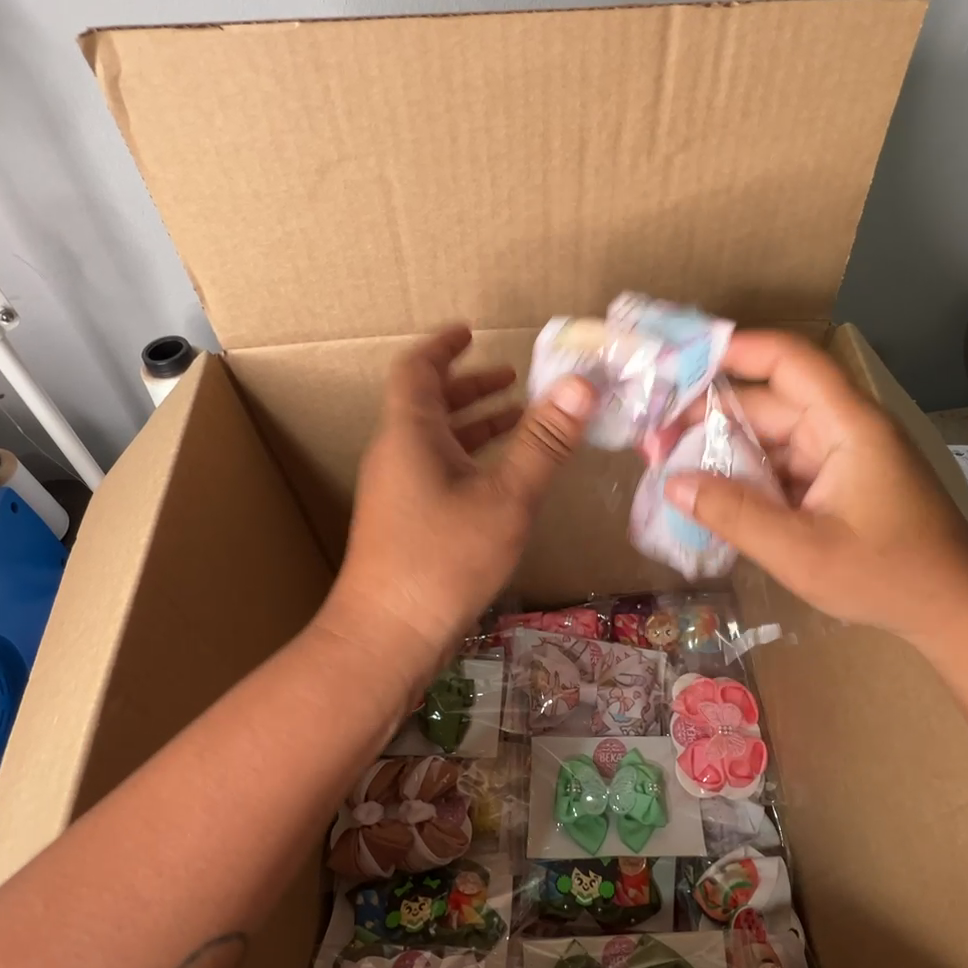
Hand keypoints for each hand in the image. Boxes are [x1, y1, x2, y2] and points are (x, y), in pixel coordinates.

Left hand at [323, 325, 593, 677]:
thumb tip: (580, 384)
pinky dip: (471, 460)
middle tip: (512, 378)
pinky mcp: (406, 524)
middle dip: (470, 386)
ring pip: (436, 441)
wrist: (387, 635)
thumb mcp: (505, 497)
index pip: (418, 370)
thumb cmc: (443, 559)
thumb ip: (543, 442)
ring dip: (474, 425)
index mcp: (410, 434)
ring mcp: (397, 492)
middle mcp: (397, 455)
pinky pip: (439, 472)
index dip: (444, 346)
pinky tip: (503, 480)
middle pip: (428, 404)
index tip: (471, 331)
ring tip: (519, 420)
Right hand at [663, 331, 967, 638]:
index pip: (789, 361)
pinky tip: (707, 496)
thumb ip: (733, 515)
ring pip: (769, 439)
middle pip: (767, 403)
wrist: (955, 612)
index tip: (680, 361)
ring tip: (668, 467)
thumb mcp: (802, 552)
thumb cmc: (888, 576)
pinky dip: (745, 478)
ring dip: (722, 451)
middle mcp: (841, 430)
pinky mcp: (835, 486)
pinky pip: (780, 469)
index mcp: (847, 425)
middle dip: (708, 416)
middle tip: (652, 439)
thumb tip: (672, 483)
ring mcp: (839, 458)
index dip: (736, 351)